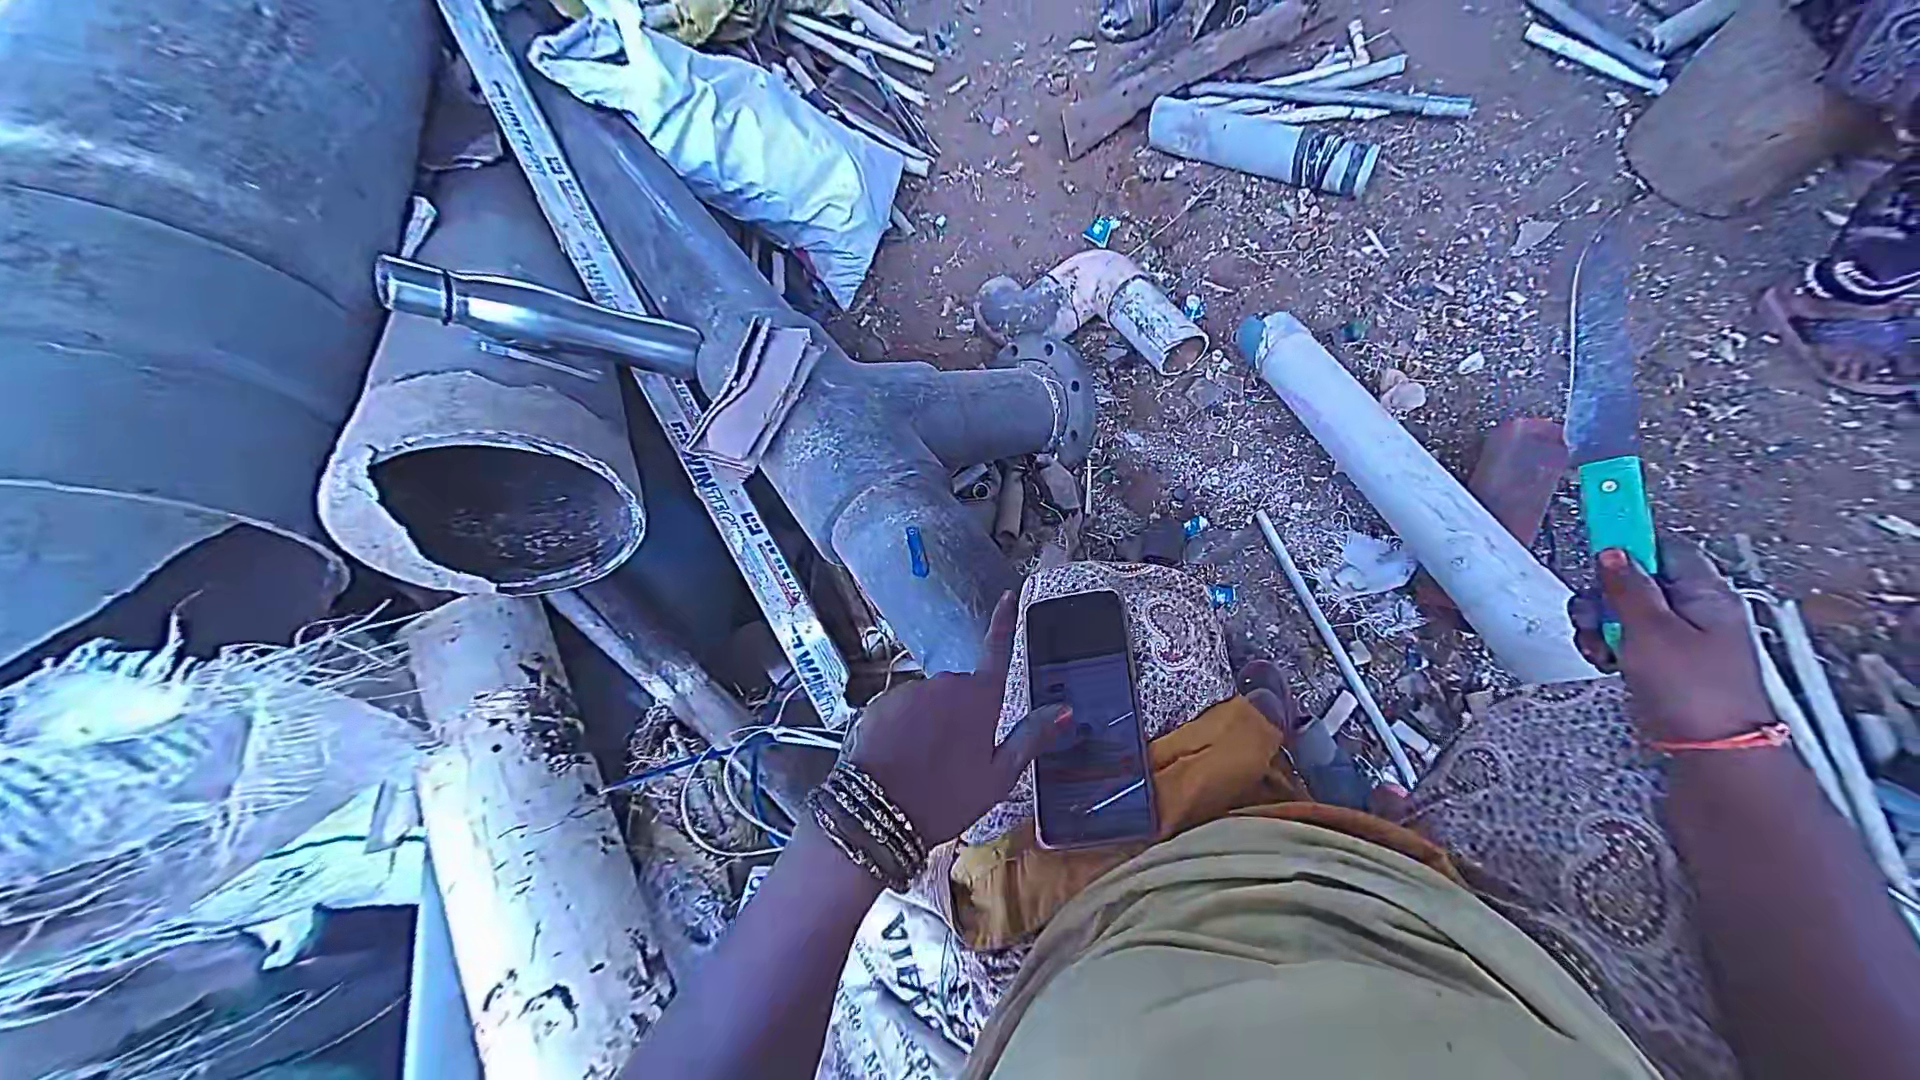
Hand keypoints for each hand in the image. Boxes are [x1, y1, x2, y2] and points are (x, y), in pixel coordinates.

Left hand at [842, 591, 1070, 845]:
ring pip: (930, 700)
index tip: (1007, 596)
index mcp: (978, 698)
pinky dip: (905, 726)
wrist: (879, 812)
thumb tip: (1063, 710)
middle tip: (956, 755)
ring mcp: (910, 690)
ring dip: (931, 721)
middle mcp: (945, 684)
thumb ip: (1031, 737)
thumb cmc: (946, 797)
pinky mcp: (882, 701)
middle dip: (961, 712)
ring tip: (925, 762)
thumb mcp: (998, 776)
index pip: (996, 649)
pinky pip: (902, 708)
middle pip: (961, 689)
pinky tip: (901, 756)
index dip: (1004, 622)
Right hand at [1600, 538, 1774, 743]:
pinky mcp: (1654, 653)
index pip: (1664, 549)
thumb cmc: (1690, 686)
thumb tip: (1613, 552)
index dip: (1631, 543)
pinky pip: (1617, 633)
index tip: (1597, 543)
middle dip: (1600, 596)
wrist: (1706, 743)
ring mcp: (1672, 632)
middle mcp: (1690, 609)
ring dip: (1595, 623)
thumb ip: (1628, 588)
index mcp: (1703, 595)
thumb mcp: (1651, 630)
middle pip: (1630, 580)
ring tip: (1599, 646)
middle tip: (1594, 616)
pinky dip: (1602, 642)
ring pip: (1616, 608)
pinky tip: (1604, 658)